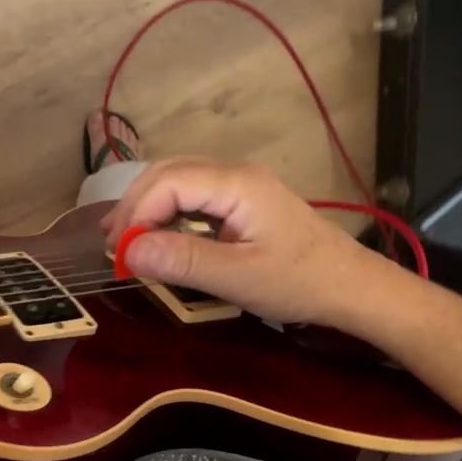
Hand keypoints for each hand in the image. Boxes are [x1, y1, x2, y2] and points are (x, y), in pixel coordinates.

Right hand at [100, 158, 397, 325]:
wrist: (350, 287)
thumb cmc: (298, 282)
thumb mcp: (237, 278)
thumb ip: (183, 260)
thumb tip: (129, 250)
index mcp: (236, 185)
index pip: (168, 183)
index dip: (136, 214)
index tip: (118, 253)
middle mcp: (236, 175)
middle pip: (169, 173)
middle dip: (135, 206)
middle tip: (111, 245)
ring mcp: (241, 187)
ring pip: (180, 181)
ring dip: (148, 207)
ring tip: (122, 240)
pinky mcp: (243, 204)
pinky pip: (194, 197)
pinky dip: (167, 213)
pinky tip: (156, 236)